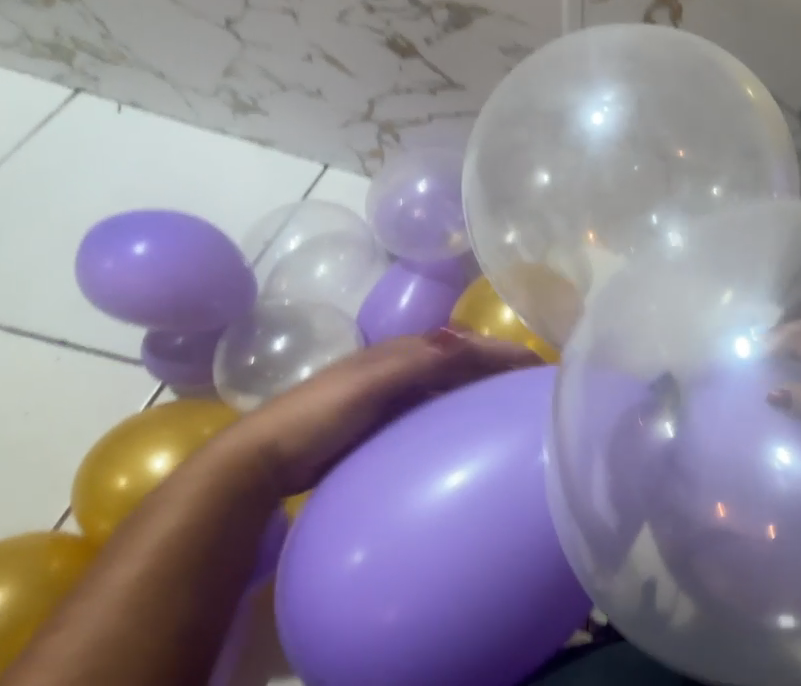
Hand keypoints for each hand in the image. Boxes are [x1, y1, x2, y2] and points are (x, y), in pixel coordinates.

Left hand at [221, 328, 540, 495]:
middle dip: (500, 369)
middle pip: (464, 362)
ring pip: (450, 387)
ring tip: (511, 411)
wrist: (258, 462)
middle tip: (534, 390)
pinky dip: (458, 415)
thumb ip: (420, 361)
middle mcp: (401, 368)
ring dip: (481, 392)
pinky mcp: (381, 426)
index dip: (505, 352)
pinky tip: (467, 437)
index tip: (543, 369)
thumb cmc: (317, 417)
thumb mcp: (372, 383)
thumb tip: (470, 338)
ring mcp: (390, 398)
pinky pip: (434, 413)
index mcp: (404, 352)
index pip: (468, 344)